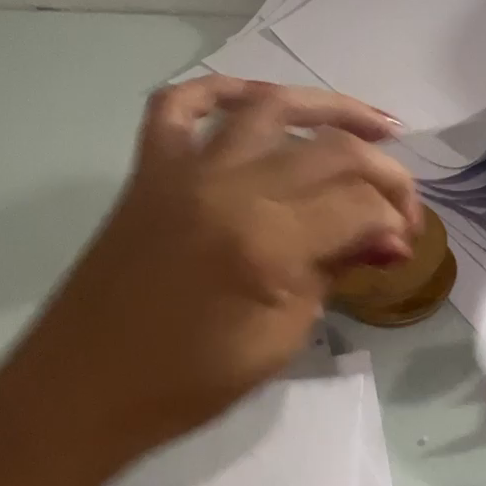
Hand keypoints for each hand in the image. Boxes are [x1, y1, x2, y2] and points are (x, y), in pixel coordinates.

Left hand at [0, 76, 418, 483]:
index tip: (404, 248)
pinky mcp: (148, 172)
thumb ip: (334, 272)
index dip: (395, 222)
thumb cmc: (189, 383)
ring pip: (269, 107)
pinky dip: (221, 90)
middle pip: (331, 151)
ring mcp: (183, 171)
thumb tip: (386, 240)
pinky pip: (178, 105)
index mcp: (265, 240)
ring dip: (330, 108)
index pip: (358, 206)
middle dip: (384, 172)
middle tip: (404, 204)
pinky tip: (259, 99)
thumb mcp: (282, 337)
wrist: (81, 394)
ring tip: (374, 126)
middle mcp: (228, 187)